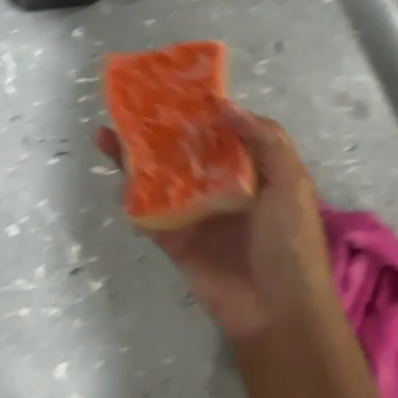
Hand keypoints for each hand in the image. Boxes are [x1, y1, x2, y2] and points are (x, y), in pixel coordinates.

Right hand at [96, 109, 331, 339]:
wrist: (277, 313)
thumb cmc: (291, 244)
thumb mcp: (292, 185)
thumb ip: (266, 140)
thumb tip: (224, 104)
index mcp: (248, 170)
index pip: (216, 130)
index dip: (195, 108)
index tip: (168, 85)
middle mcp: (216, 185)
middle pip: (179, 149)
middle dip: (153, 128)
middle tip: (127, 104)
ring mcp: (192, 211)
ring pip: (156, 175)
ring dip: (130, 154)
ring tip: (105, 133)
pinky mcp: (172, 237)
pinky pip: (146, 211)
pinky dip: (129, 194)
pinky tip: (115, 176)